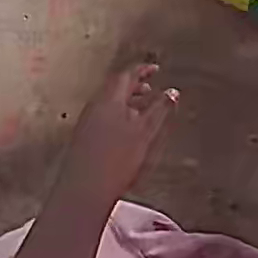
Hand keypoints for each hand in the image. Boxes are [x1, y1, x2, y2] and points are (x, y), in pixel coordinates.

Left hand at [53, 62, 178, 205]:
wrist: (85, 188)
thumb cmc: (117, 159)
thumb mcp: (145, 132)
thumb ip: (160, 109)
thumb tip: (172, 92)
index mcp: (110, 99)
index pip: (127, 75)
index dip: (142, 70)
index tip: (154, 68)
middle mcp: (96, 105)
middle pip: (116, 86)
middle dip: (134, 83)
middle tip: (149, 84)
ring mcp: (88, 120)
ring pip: (109, 101)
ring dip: (127, 99)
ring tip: (142, 106)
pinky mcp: (84, 136)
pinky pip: (103, 114)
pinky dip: (118, 112)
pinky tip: (127, 127)